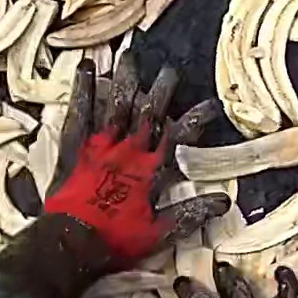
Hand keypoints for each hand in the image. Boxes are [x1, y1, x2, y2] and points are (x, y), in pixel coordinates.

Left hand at [43, 55, 228, 263]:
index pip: (178, 137)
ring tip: (130, 56)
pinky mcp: (74, 146)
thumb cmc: (116, 239)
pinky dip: (83, 88)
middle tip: (171, 69)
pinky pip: (80, 111)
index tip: (210, 105)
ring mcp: (99, 145)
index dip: (194, 120)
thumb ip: (191, 214)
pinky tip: (85, 67)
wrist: (73, 242)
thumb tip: (225, 202)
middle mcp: (127, 150)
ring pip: (116, 104)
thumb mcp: (159, 232)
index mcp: (150, 169)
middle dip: (161, 89)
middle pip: (148, 111)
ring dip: (125, 79)